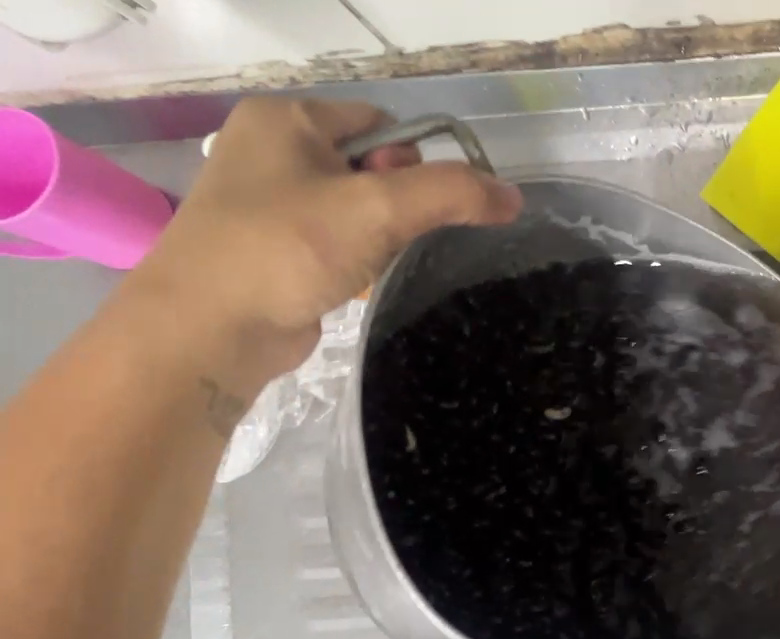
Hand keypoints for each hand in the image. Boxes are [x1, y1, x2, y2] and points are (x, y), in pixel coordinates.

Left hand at [127, 98, 522, 397]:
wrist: (213, 325)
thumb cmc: (287, 248)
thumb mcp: (379, 209)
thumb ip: (453, 194)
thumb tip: (514, 197)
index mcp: (286, 119)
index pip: (386, 125)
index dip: (420, 164)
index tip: (419, 207)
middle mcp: (275, 149)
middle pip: (380, 167)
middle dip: (406, 206)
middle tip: (395, 238)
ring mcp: (274, 199)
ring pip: (368, 209)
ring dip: (390, 238)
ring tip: (380, 264)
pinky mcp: (282, 245)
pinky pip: (348, 240)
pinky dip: (367, 260)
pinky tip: (363, 283)